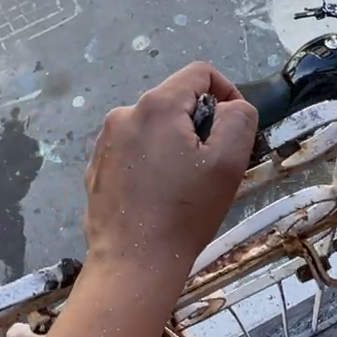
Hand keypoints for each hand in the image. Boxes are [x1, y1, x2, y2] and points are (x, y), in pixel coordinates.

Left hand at [84, 62, 256, 274]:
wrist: (134, 263)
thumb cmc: (185, 213)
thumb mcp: (228, 163)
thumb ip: (239, 119)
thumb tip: (231, 107)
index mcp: (157, 106)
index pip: (200, 73)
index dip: (227, 93)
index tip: (234, 129)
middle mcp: (124, 114)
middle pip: (176, 101)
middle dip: (200, 125)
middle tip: (210, 166)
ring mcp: (106, 141)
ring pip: (155, 126)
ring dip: (175, 144)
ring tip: (184, 185)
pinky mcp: (97, 167)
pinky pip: (134, 150)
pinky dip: (152, 162)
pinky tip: (158, 197)